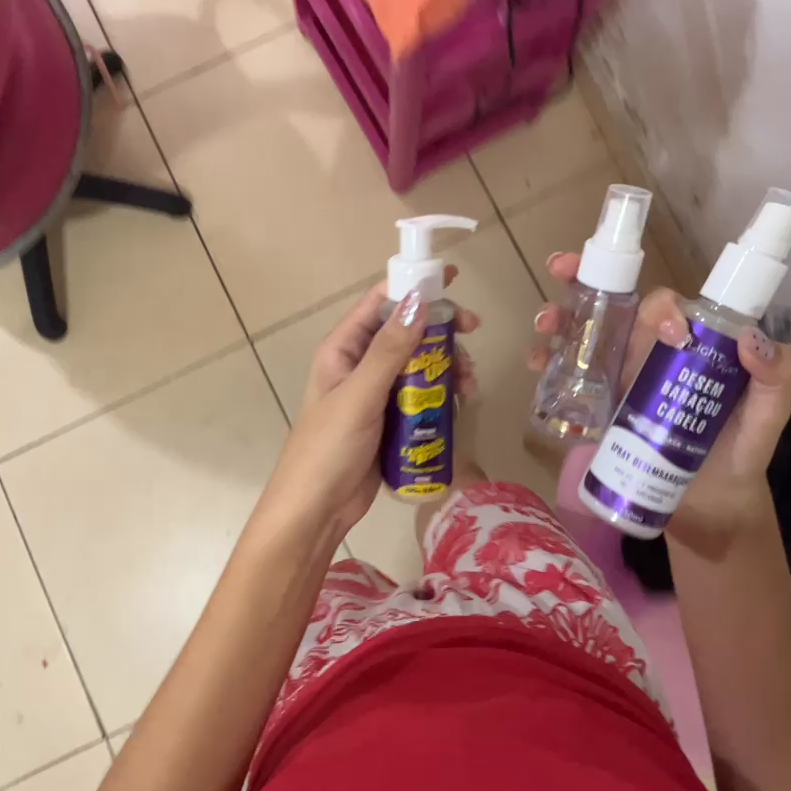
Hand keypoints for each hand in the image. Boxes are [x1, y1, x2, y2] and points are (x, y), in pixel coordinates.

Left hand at [258, 274, 479, 541]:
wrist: (316, 511)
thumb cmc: (328, 448)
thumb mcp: (360, 395)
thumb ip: (389, 350)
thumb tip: (418, 300)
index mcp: (343, 349)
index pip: (379, 303)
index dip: (413, 286)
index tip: (453, 280)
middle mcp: (359, 365)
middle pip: (406, 332)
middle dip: (440, 330)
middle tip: (473, 331)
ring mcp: (376, 394)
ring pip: (419, 364)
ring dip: (446, 364)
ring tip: (468, 380)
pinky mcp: (391, 421)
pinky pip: (422, 396)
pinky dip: (443, 394)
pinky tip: (461, 402)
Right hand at [525, 253, 790, 535]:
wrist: (708, 503)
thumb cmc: (739, 448)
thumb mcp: (768, 412)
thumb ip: (778, 376)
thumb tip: (751, 340)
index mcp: (684, 341)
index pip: (666, 306)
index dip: (659, 305)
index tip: (669, 329)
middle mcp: (644, 348)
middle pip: (610, 303)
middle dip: (583, 277)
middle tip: (562, 268)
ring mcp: (614, 375)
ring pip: (579, 331)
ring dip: (557, 317)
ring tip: (545, 323)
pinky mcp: (593, 405)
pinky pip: (563, 376)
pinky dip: (545, 362)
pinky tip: (537, 363)